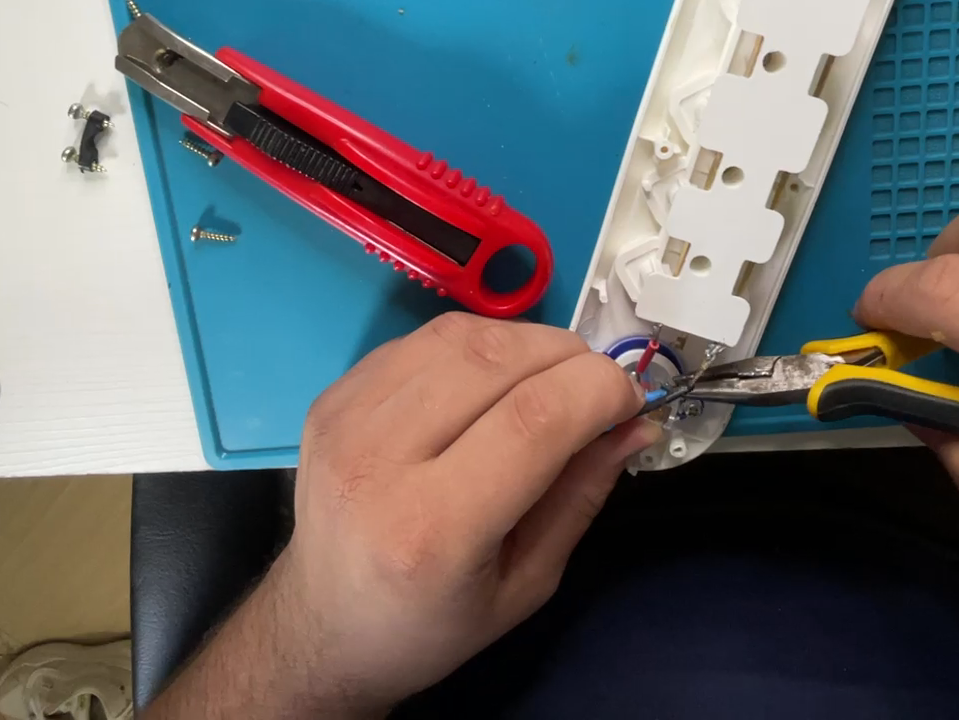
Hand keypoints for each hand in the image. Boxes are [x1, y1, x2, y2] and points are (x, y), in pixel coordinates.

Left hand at [152, 313, 656, 718]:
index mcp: (431, 531)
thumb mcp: (528, 582)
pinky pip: (424, 337)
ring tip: (550, 373)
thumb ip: (583, 492)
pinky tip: (492, 374)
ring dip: (526, 340)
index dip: (598, 390)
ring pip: (460, 334)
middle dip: (569, 355)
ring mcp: (346, 416)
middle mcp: (377, 459)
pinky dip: (477, 342)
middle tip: (596, 381)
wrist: (324, 624)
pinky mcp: (334, 393)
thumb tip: (635, 421)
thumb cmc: (433, 621)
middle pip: (494, 359)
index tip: (630, 397)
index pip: (533, 420)